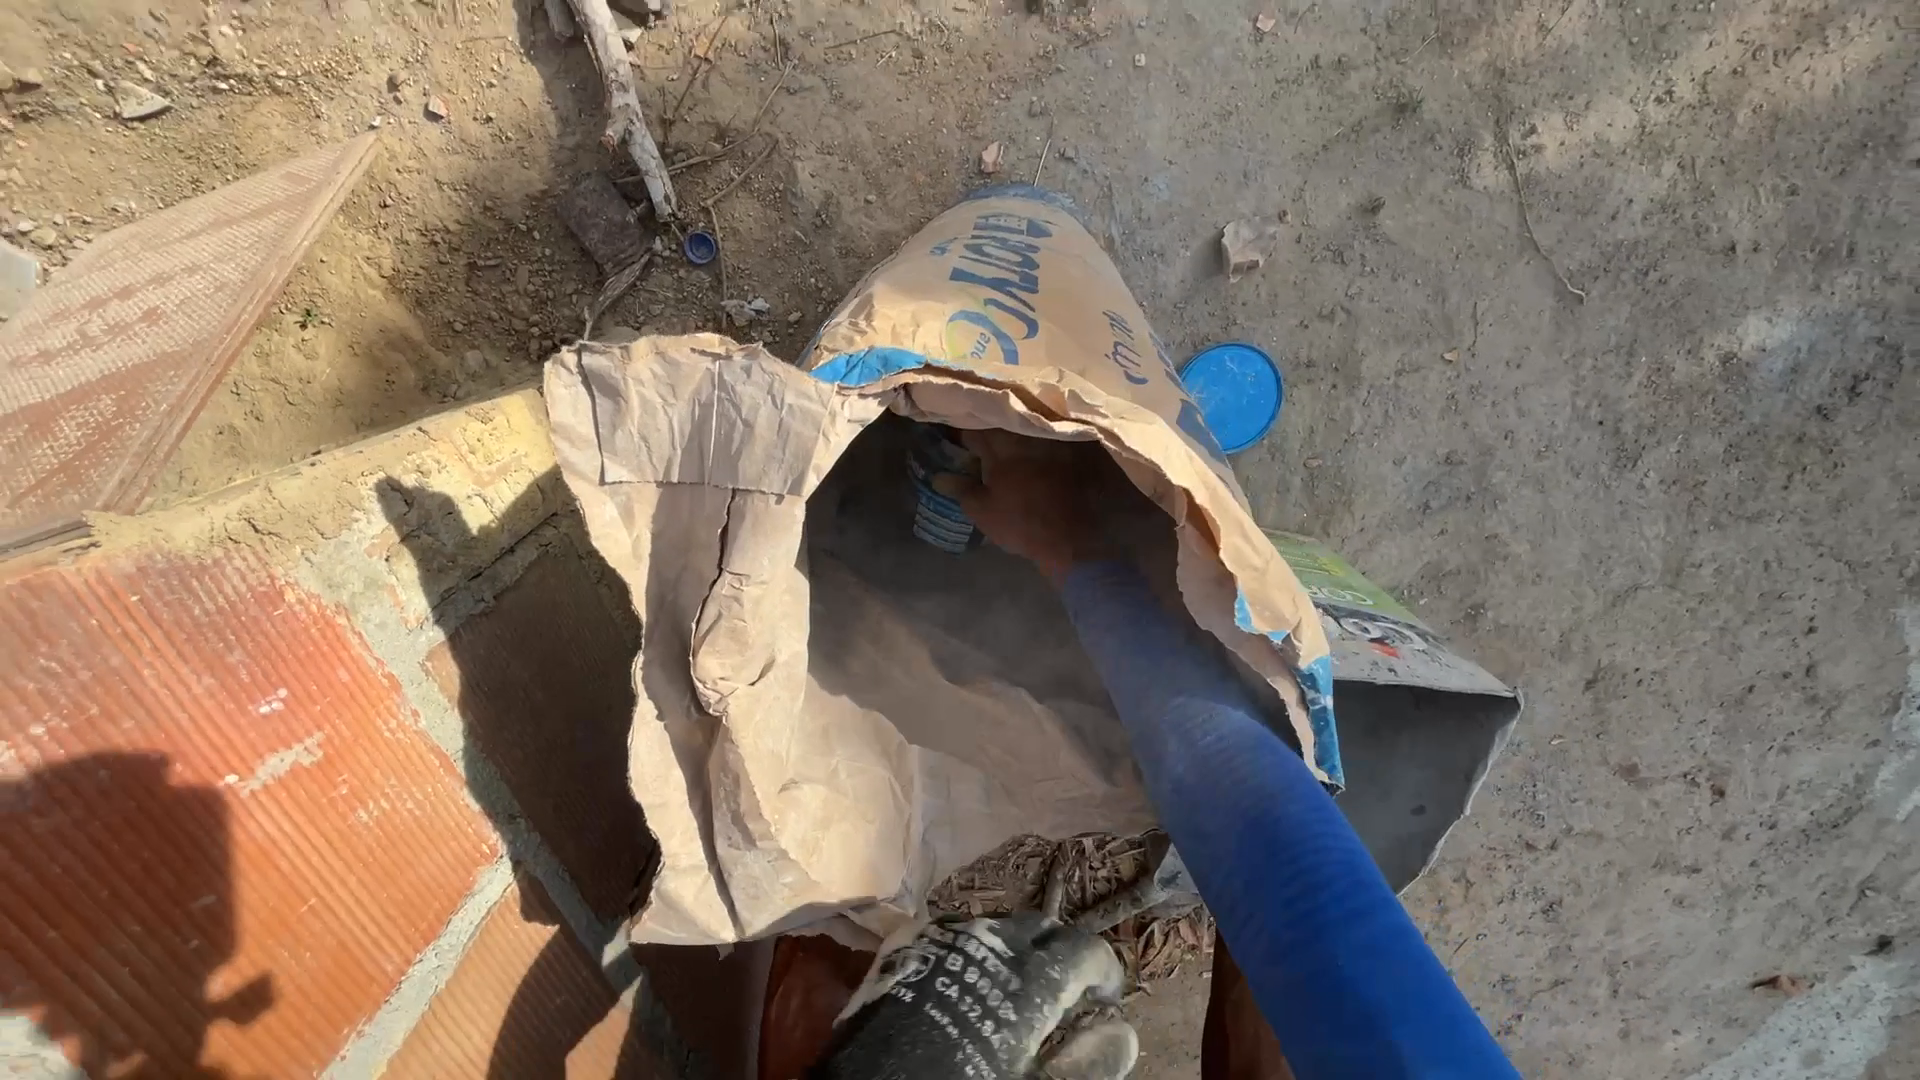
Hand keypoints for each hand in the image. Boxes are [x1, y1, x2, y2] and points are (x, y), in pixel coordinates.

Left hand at [809, 913, 1137, 1079]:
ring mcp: (948, 935)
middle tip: (1064, 991)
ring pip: (999, 926)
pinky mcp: (912, 942)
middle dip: (1061, 952)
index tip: (1104, 996)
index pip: (1084, 949)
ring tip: (1016, 987)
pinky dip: (978, 949)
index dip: (1103, 969)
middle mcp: (992, 940)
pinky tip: (970, 983)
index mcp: (1029, 977)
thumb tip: (1123, 1031)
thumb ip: (1086, 1065)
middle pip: (1042, 928)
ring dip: (1018, 948)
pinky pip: (960, 932)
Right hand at [931, 430, 1095, 584]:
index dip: (961, 433)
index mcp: (1001, 447)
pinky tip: (1031, 453)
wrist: (1073, 538)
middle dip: (987, 428)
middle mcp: (1026, 435)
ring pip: (1025, 426)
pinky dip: (1036, 439)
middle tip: (978, 442)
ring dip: (1012, 431)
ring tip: (1003, 445)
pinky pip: (1049, 435)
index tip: (954, 441)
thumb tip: (939, 478)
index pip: (973, 429)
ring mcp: (1051, 440)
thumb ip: (960, 490)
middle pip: (1000, 422)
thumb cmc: (1022, 524)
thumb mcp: (983, 511)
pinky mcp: (1072, 449)